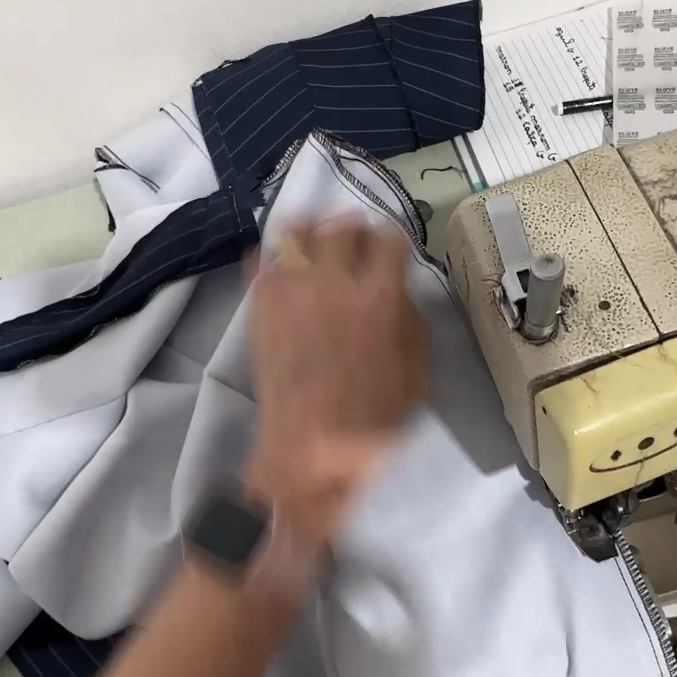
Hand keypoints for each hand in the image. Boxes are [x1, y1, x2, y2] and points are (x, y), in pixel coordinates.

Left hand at [245, 220, 426, 542]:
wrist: (308, 452)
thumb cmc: (371, 423)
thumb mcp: (417, 375)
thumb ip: (411, 322)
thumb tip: (399, 293)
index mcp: (379, 301)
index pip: (390, 238)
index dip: (395, 243)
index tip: (393, 256)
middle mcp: (332, 285)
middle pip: (342, 224)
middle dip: (355, 233)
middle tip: (357, 254)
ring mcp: (290, 294)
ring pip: (297, 230)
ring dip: (313, 234)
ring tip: (318, 253)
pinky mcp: (260, 308)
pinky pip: (263, 260)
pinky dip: (277, 257)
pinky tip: (287, 271)